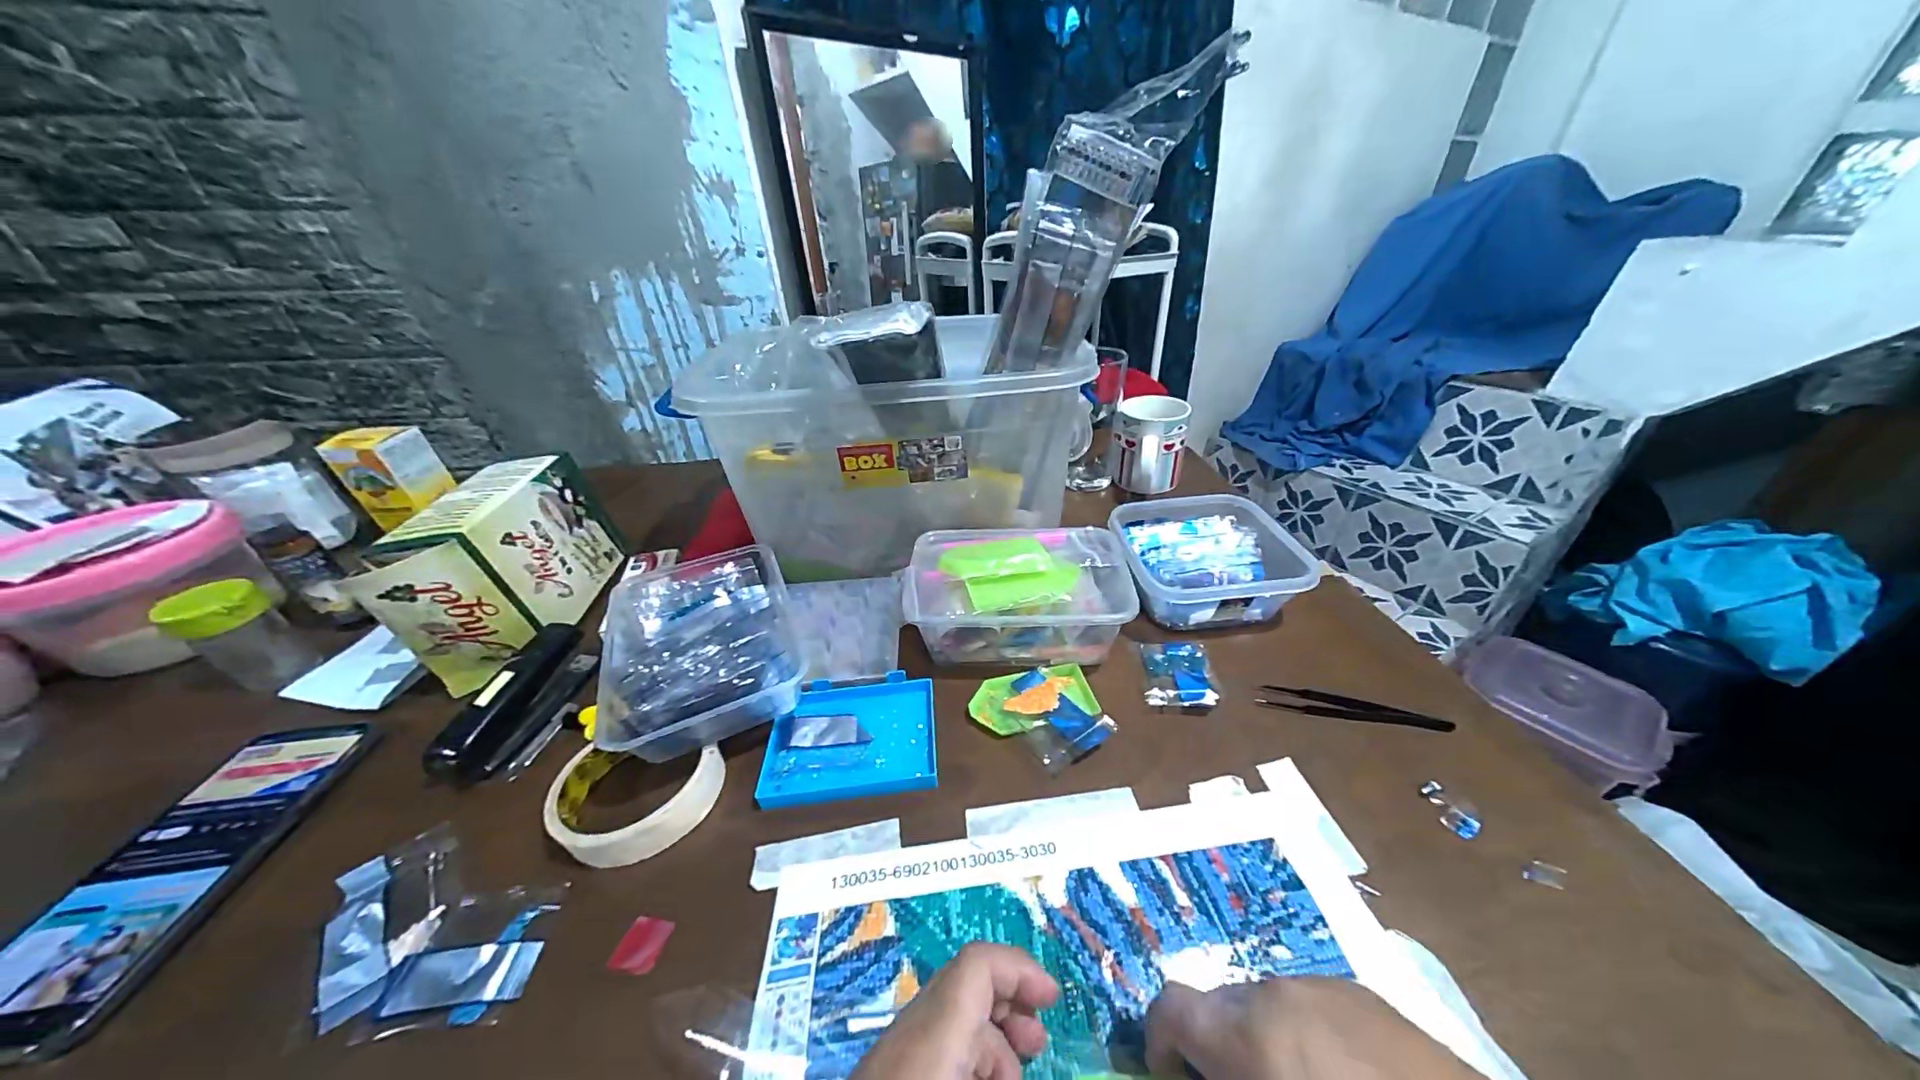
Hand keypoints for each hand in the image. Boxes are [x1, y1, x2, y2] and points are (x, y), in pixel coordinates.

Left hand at [850, 943, 1060, 1079]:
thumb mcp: (976, 1072)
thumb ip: (1005, 1063)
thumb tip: (1026, 1041)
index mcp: (935, 1029)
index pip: (977, 963)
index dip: (1021, 968)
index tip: (1052, 998)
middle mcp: (913, 1028)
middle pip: (968, 984)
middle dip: (1012, 1002)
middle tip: (1038, 1040)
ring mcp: (897, 1051)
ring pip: (954, 1018)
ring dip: (994, 1039)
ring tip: (1015, 1074)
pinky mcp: (891, 1070)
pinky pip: (937, 1047)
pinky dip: (968, 1058)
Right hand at [1144, 977, 1478, 1079]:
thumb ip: (1221, 1078)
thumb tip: (1194, 1073)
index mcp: (1247, 1033)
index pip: (1169, 1007)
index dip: (1160, 1041)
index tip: (1174, 1078)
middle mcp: (1274, 993)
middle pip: (1216, 1004)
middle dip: (1215, 1045)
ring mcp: (1321, 987)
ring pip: (1261, 1001)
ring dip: (1260, 1037)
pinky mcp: (1361, 993)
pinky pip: (1306, 1004)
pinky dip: (1301, 1032)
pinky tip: (1339, 1076)